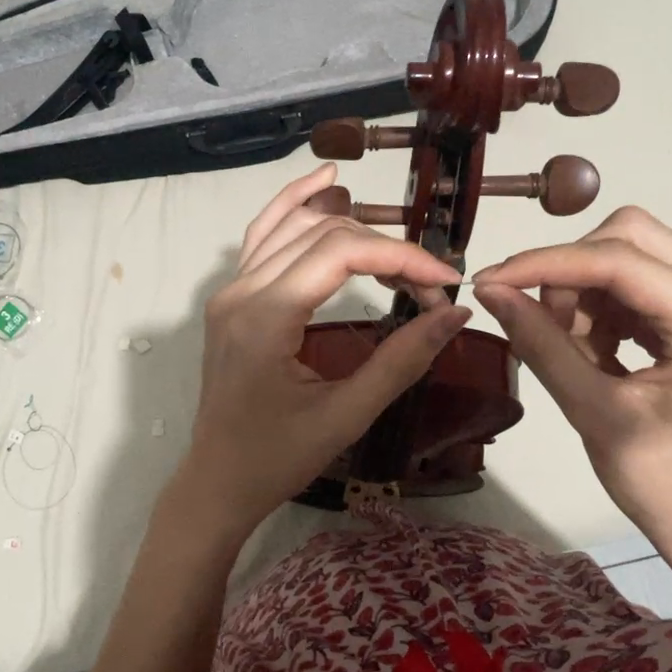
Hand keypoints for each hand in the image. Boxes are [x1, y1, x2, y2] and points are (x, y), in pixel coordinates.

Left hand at [181, 164, 471, 529]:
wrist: (217, 482)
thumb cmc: (276, 459)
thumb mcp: (345, 416)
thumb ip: (401, 361)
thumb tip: (455, 314)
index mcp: (264, 317)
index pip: (341, 255)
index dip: (402, 258)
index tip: (447, 280)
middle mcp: (240, 292)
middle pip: (321, 235)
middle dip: (383, 249)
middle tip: (428, 284)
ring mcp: (229, 292)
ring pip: (292, 228)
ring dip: (347, 225)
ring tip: (398, 234)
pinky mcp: (230, 301)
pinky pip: (262, 239)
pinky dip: (293, 210)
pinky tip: (324, 188)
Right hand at [471, 207, 671, 597]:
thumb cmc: (660, 480)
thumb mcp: (592, 412)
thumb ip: (541, 345)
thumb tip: (489, 291)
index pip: (621, 262)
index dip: (546, 263)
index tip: (488, 280)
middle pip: (631, 237)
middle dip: (568, 269)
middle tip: (537, 320)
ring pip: (632, 252)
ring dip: (582, 289)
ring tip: (567, 344)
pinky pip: (640, 278)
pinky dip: (601, 303)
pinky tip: (591, 345)